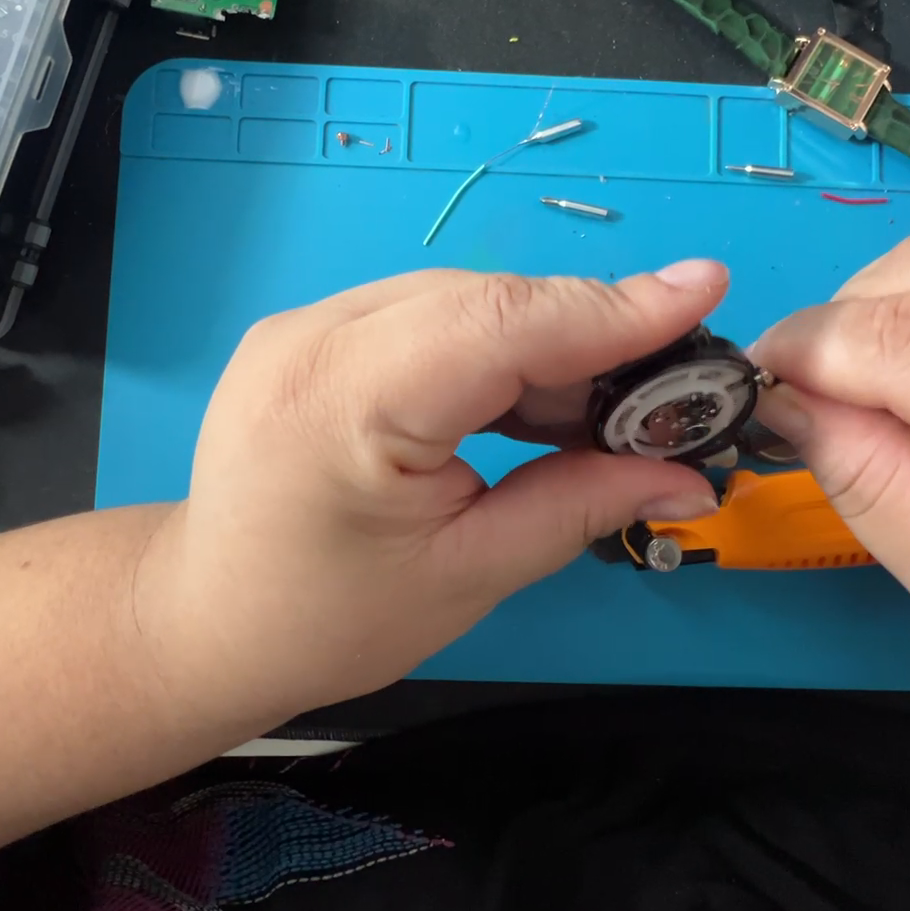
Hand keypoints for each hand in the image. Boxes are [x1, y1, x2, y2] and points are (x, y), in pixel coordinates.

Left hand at [132, 262, 729, 719]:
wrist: (205, 617)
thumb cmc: (329, 621)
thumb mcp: (469, 574)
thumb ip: (581, 505)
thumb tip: (687, 477)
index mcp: (345, 402)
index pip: (500, 327)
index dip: (610, 308)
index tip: (704, 289)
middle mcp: (315, 336)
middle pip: (486, 303)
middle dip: (590, 331)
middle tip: (670, 376)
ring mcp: (305, 324)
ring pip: (462, 303)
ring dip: (547, 342)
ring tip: (612, 397)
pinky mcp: (312, 332)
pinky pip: (428, 319)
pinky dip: (496, 350)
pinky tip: (538, 394)